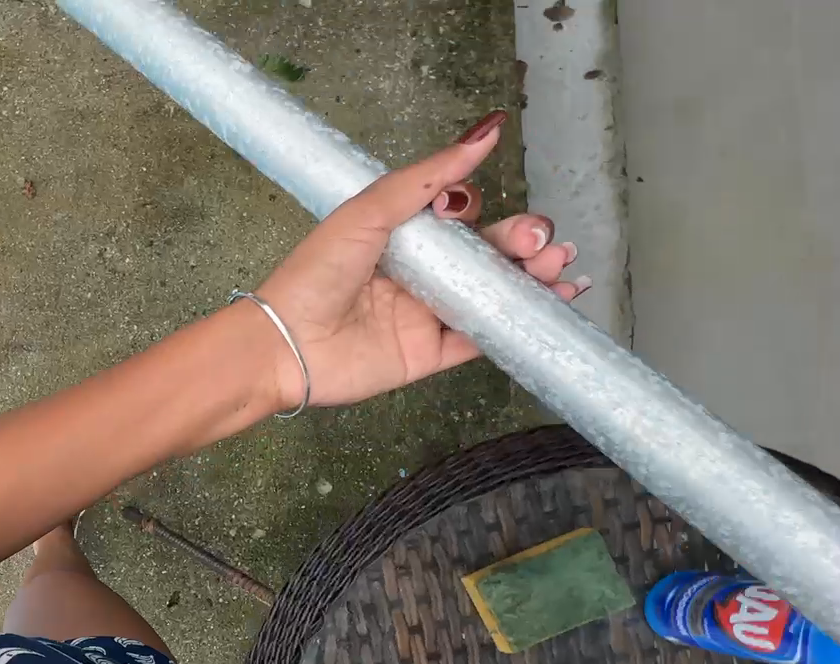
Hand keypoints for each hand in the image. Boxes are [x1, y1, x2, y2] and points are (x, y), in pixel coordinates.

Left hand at [253, 110, 588, 410]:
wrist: (283, 344)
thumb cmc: (313, 276)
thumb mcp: (364, 213)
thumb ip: (424, 177)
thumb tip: (487, 132)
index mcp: (395, 244)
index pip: (456, 223)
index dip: (477, 214)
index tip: (468, 213)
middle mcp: (412, 280)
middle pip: (484, 255)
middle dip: (522, 241)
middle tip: (537, 240)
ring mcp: (420, 318)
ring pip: (491, 294)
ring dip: (532, 275)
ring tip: (556, 262)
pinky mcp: (424, 355)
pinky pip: (481, 337)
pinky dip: (519, 319)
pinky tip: (556, 298)